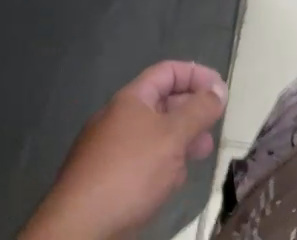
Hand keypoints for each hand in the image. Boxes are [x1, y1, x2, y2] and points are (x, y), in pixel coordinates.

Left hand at [21, 60, 227, 239]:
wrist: (76, 229)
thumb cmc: (129, 173)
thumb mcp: (172, 136)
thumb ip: (199, 110)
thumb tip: (218, 89)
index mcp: (131, 100)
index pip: (168, 72)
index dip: (196, 75)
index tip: (220, 91)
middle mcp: (117, 119)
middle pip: (162, 103)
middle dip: (191, 113)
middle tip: (213, 128)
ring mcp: (108, 150)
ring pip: (153, 135)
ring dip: (179, 141)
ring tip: (199, 157)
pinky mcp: (104, 179)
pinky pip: (140, 161)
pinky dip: (160, 164)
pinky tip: (169, 183)